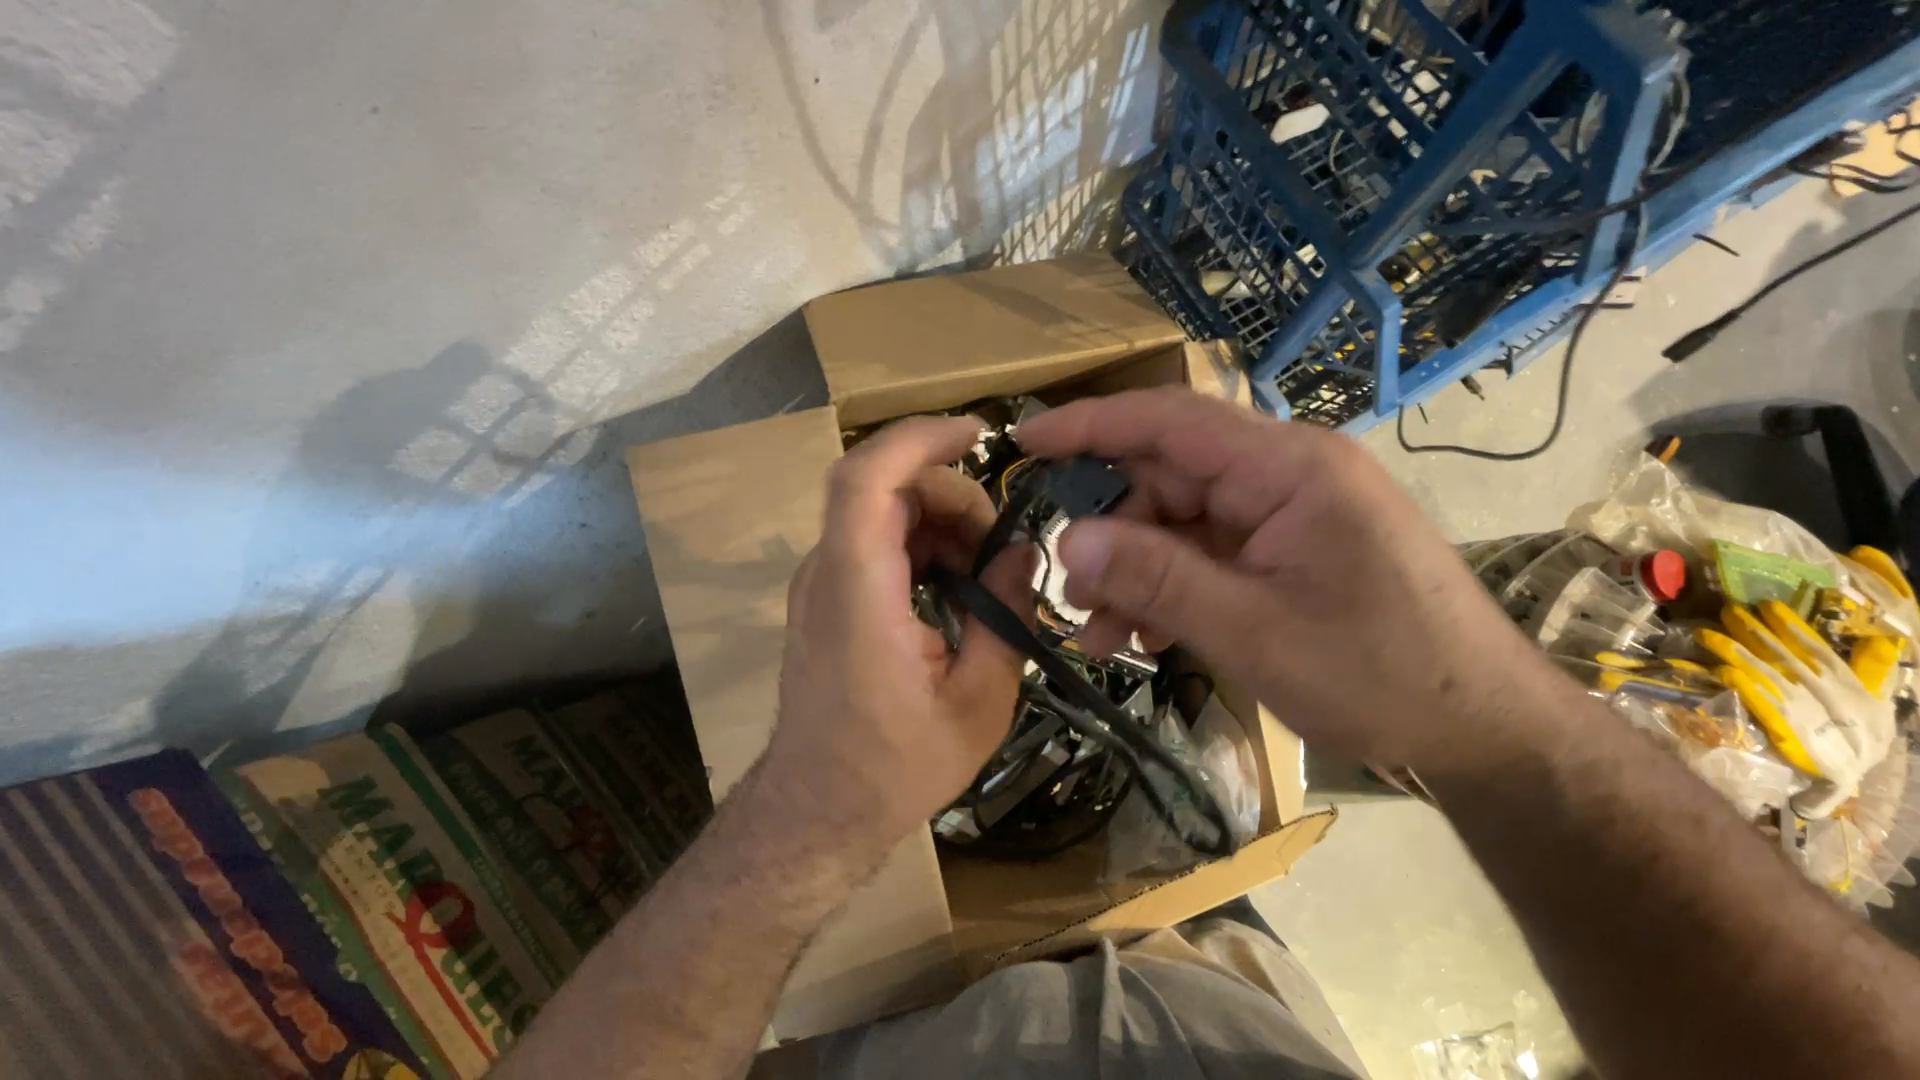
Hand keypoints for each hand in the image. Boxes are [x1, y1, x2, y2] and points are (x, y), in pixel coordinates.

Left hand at [762, 415, 1033, 861]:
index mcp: (860, 592)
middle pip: (883, 489)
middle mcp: (828, 574)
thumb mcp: (979, 701)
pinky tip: (953, 592)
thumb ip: (1006, 617)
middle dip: (951, 496)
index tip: (978, 434)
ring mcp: (819, 585)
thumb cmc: (896, 767)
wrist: (817, 811)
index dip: (918, 439)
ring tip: (984, 577)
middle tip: (1000, 550)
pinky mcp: (825, 599)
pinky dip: (918, 547)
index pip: (866, 479)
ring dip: (938, 524)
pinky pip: (872, 544)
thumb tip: (1024, 553)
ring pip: (879, 513)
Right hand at [1015, 387, 1567, 775]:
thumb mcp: (1253, 632)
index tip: (1023, 439)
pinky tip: (1143, 637)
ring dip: (1136, 573)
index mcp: (1289, 468)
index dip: (1090, 425)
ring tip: (1099, 638)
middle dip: (1111, 532)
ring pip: (1184, 522)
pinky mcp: (1295, 553)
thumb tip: (1068, 542)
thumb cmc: (1379, 676)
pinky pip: (1213, 554)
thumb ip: (1156, 580)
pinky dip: (1172, 589)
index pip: (1170, 420)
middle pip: (1169, 476)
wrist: (1485, 733)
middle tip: (1063, 589)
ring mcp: (1293, 516)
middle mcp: (1289, 475)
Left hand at [1700, 600, 1897, 817]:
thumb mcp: (1874, 700)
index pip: (1816, 647)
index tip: (1767, 604)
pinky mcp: (1784, 731)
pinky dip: (1743, 688)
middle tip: (1727, 609)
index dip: (1792, 626)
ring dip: (1735, 653)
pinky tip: (1722, 671)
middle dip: (1752, 631)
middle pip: (1781, 655)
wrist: (1854, 774)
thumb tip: (1886, 639)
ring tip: (1706, 634)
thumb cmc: (1860, 733)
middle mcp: (1821, 692)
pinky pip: (1760, 705)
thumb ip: (1874, 670)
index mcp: (1845, 682)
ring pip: (1763, 674)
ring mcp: (1800, 711)